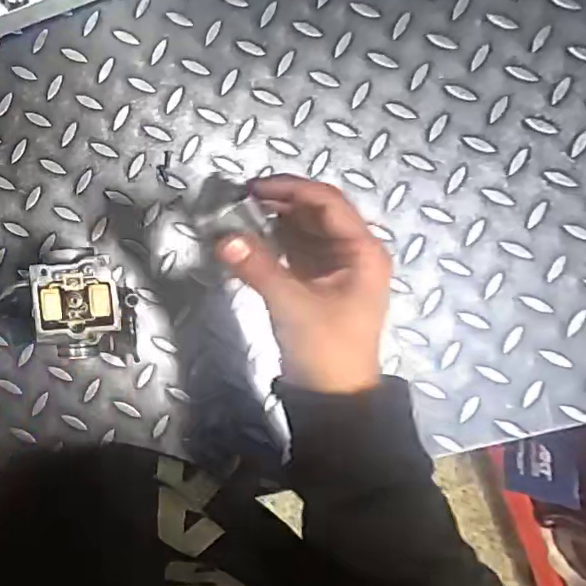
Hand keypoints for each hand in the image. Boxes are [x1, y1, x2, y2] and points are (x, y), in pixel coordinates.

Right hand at [215, 176, 391, 394]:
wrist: (334, 397)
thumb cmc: (326, 348)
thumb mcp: (291, 305)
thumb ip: (258, 267)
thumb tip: (223, 238)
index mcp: (362, 251)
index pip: (327, 202)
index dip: (290, 188)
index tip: (252, 187)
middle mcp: (351, 252)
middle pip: (315, 211)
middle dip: (279, 201)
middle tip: (239, 200)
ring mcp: (334, 267)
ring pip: (302, 229)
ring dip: (273, 219)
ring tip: (238, 215)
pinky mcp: (315, 282)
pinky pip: (293, 248)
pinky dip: (271, 240)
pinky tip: (247, 238)